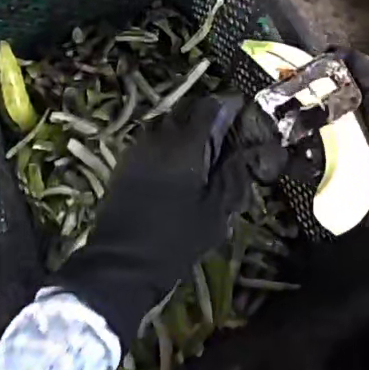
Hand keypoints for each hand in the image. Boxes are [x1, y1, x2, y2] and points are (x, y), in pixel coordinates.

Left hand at [51, 93, 255, 338]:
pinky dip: (166, 140)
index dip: (229, 105)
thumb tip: (247, 149)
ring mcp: (139, 147)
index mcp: (187, 144)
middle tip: (224, 131)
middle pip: (187, 108)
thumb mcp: (216, 212)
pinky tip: (175, 161)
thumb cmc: (176, 239)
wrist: (121, 264)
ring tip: (200, 145)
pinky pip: (151, 137)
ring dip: (185, 125)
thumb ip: (233, 174)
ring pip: (167, 120)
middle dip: (207, 113)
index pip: (210, 106)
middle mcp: (161, 136)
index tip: (242, 114)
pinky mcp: (125, 161)